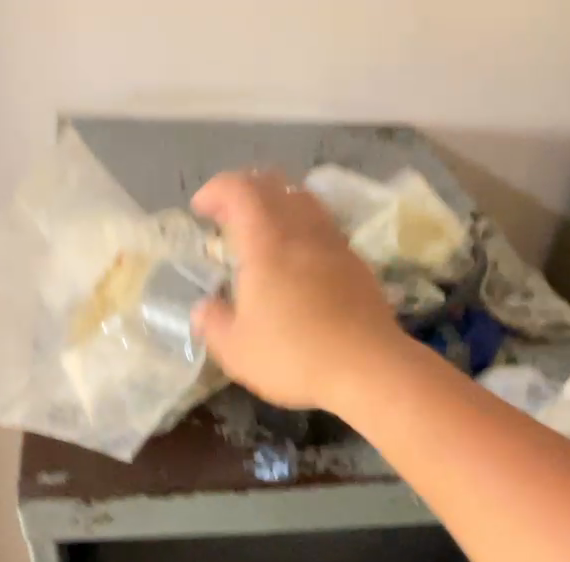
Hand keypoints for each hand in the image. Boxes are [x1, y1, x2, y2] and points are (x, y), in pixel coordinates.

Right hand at [191, 169, 413, 411]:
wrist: (368, 368)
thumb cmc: (294, 356)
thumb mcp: (237, 351)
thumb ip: (214, 324)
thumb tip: (204, 308)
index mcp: (266, 243)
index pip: (239, 190)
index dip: (216, 190)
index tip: (200, 208)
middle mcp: (302, 232)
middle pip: (275, 186)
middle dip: (246, 190)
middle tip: (229, 214)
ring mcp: (335, 245)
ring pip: (305, 201)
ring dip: (279, 205)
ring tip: (264, 232)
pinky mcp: (357, 265)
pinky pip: (325, 228)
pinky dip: (304, 228)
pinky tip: (299, 259)